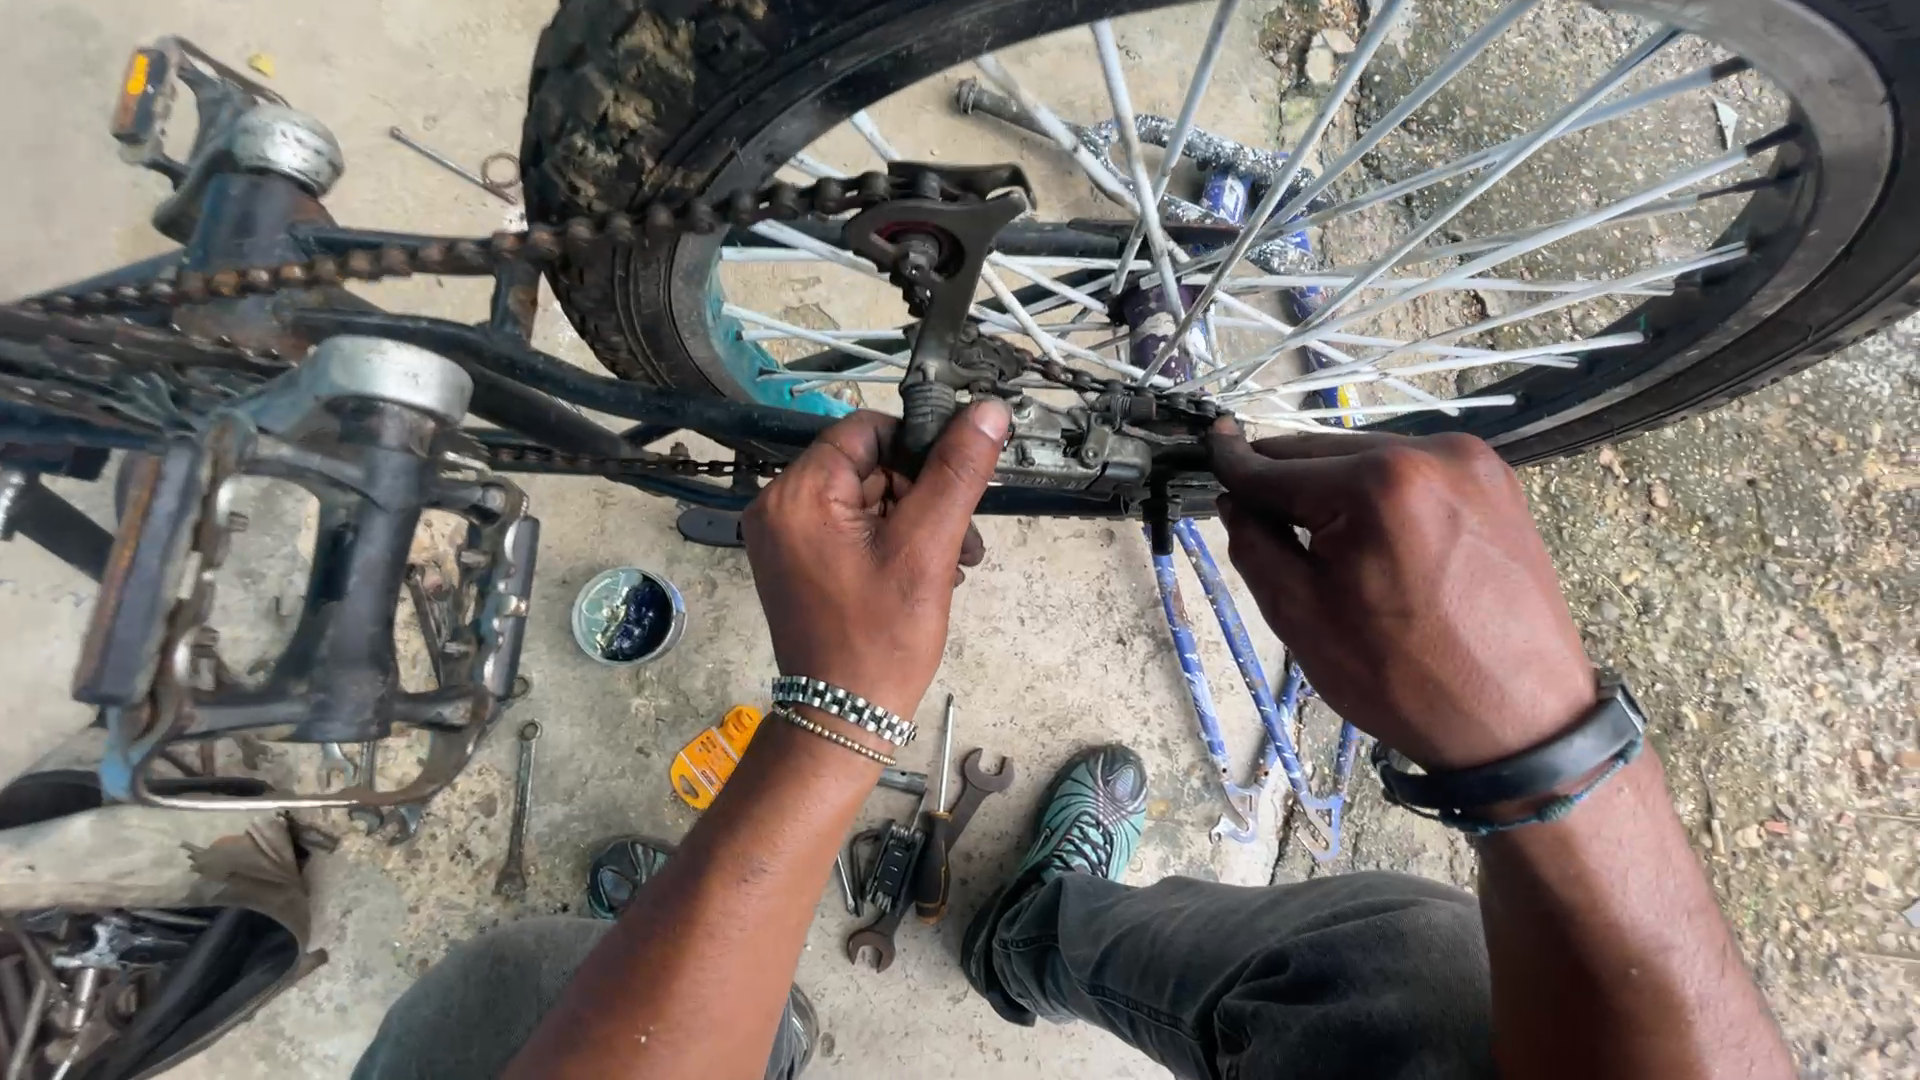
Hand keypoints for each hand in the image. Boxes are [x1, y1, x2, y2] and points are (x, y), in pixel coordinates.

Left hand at [743, 402, 1008, 721]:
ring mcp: (786, 536)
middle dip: (924, 495)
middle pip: (869, 466)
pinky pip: (853, 528)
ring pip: (868, 498)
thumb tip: (987, 410)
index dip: (919, 447)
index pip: (867, 430)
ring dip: (918, 521)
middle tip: (964, 538)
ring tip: (955, 561)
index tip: (957, 483)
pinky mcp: (799, 560)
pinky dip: (894, 540)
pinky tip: (929, 570)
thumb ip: (956, 473)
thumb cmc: (882, 637)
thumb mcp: (926, 547)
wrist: (844, 719)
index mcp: (799, 493)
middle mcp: (779, 505)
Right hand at [1208, 421, 1595, 770]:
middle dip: (1281, 482)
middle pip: (1320, 453)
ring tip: (1316, 536)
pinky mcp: (1496, 481)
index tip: (1209, 442)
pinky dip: (1373, 492)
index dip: (1233, 463)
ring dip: (1327, 487)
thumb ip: (1253, 542)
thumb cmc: (1398, 676)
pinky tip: (1367, 533)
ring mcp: (1472, 462)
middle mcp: (1430, 451)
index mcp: (1377, 483)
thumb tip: (1235, 499)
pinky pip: (1407, 470)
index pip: (1276, 468)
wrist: (1520, 722)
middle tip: (1253, 515)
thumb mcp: (1298, 612)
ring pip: (1362, 458)